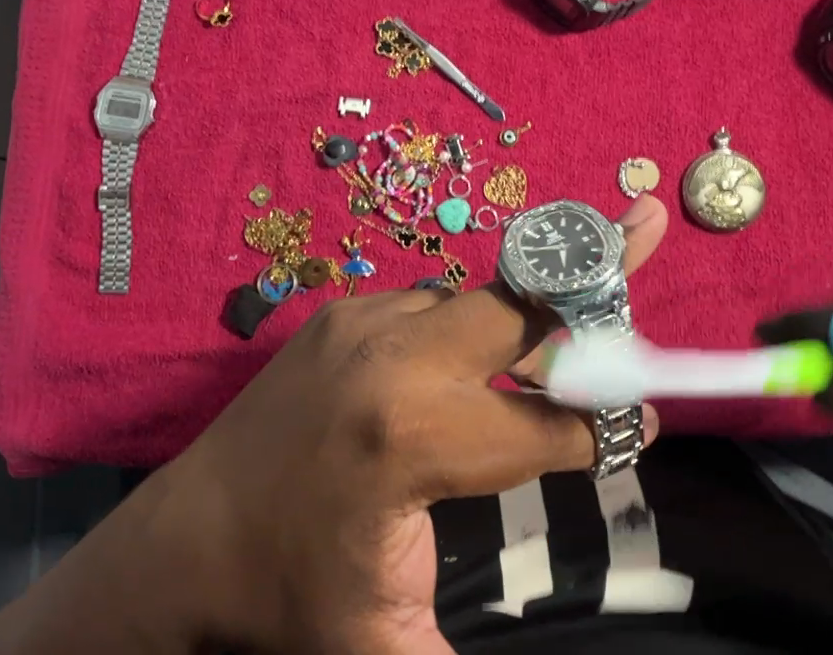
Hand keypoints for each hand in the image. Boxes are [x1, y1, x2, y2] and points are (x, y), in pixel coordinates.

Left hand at [0, 196, 669, 654]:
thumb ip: (468, 653)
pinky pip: (427, 307)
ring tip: (553, 339)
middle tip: (650, 220)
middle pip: (522, 305)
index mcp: (417, 440)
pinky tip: (460, 363)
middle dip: (595, 274)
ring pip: (477, 303)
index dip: (599, 433)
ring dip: (521, 322)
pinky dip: (461, 330)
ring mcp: (363, 323)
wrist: (182, 542)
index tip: (637, 428)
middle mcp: (397, 359)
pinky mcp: (339, 313)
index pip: (548, 428)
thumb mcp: (387, 646)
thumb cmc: (289, 598)